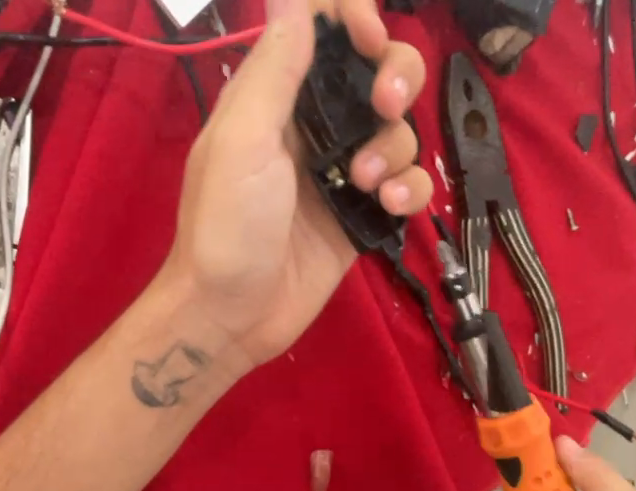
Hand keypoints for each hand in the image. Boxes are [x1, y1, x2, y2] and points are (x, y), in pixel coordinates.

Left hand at [161, 0, 430, 372]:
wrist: (233, 315)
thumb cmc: (226, 228)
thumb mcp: (242, 142)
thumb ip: (274, 72)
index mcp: (276, 97)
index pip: (324, 29)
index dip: (355, 19)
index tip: (370, 41)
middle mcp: (314, 128)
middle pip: (378, 73)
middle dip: (395, 78)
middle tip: (385, 107)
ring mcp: (343, 174)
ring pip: (399, 131)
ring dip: (397, 147)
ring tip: (369, 183)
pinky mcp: (363, 217)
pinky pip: (406, 186)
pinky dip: (410, 191)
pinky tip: (390, 206)